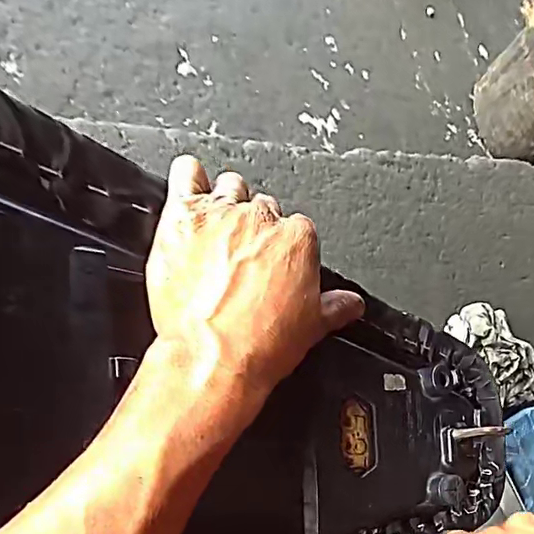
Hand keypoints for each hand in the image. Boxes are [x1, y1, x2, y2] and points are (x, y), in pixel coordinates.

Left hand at [145, 156, 362, 398]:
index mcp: (298, 240)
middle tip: (247, 261)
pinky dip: (190, 180)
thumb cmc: (260, 345)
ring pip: (229, 187)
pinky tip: (192, 197)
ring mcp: (220, 214)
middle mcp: (261, 219)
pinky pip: (186, 173)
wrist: (212, 360)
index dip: (288, 251)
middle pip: (263, 207)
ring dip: (227, 204)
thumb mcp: (312, 329)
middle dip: (257, 230)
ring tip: (220, 235)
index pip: (300, 230)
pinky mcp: (181, 216)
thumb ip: (336, 307)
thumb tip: (351, 304)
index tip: (279, 269)